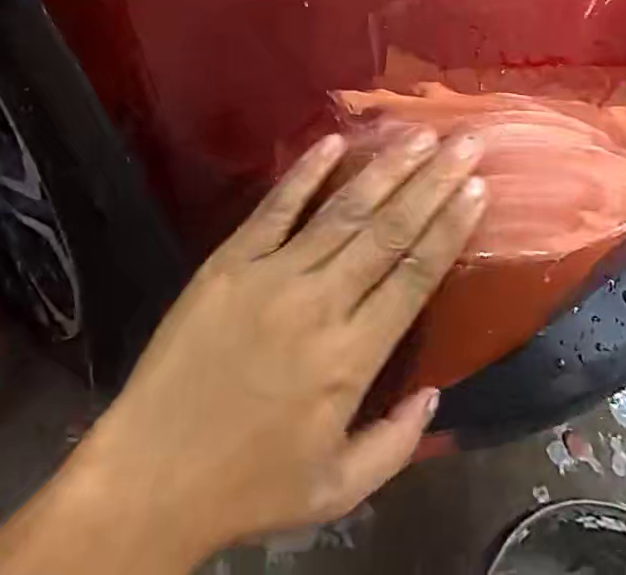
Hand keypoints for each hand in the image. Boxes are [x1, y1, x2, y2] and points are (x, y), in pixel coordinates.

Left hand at [0, 130, 487, 574]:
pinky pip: (274, 209)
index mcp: (351, 356)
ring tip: (420, 135)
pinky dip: (305, 174)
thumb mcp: (338, 489)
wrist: (147, 477)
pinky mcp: (228, 264)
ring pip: (341, 212)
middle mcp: (319, 304)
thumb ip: (397, 443)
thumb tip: (437, 392)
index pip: (415, 275)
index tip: (479, 188)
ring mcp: (270, 277)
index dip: (450, 227)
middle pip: (388, 231)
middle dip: (433, 182)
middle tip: (466, 143)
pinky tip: (334, 143)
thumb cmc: (249, 485)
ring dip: (385, 169)